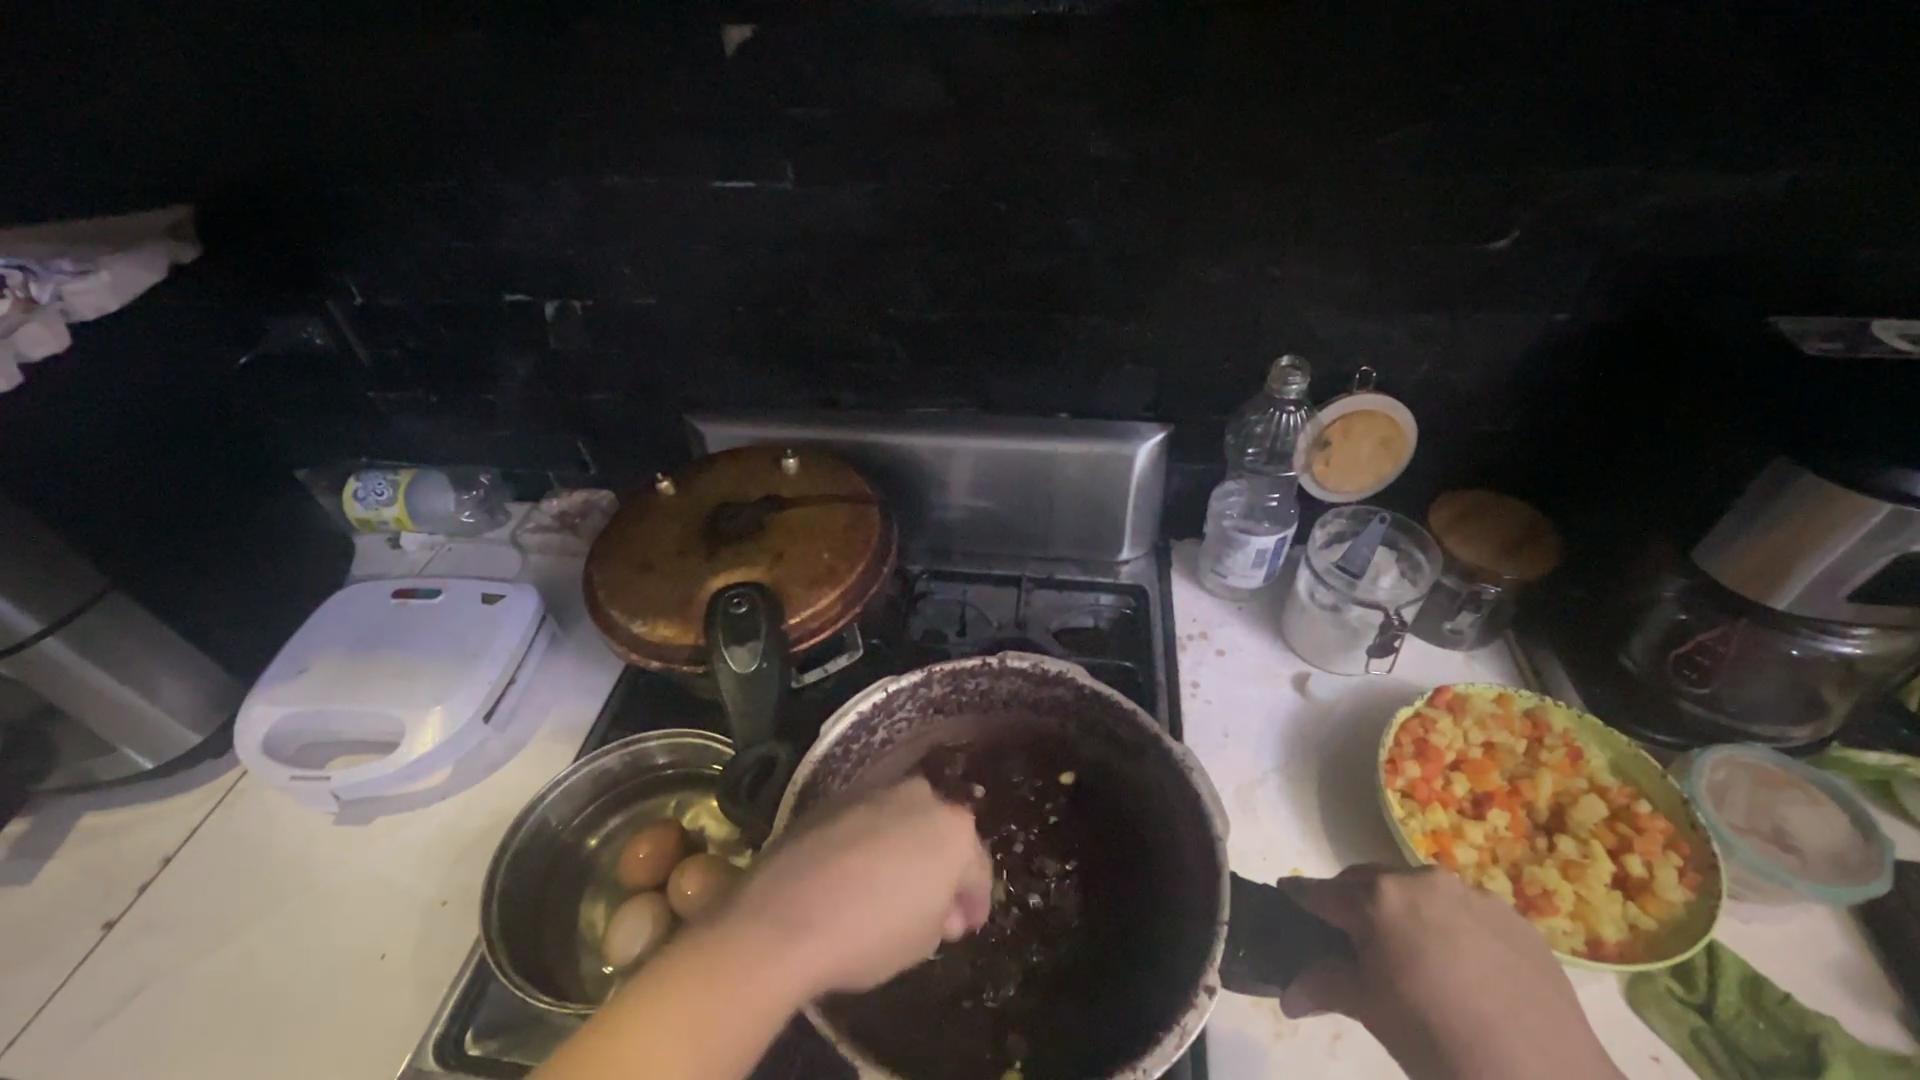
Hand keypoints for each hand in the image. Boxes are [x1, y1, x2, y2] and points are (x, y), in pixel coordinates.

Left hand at [716, 776, 993, 996]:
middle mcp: (918, 797)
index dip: (974, 901)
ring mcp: (871, 793)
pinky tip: (853, 877)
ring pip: (901, 822)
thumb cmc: (870, 933)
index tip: (965, 926)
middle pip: (940, 832)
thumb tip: (938, 906)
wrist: (780, 920)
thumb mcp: (924, 940)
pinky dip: (867, 845)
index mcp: (953, 828)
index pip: (978, 868)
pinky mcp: (829, 800)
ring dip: (903, 850)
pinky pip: (863, 824)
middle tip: (932, 907)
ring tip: (889, 890)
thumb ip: (942, 913)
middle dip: (940, 867)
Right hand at [1280, 865, 1624, 1079]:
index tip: (1286, 898)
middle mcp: (1421, 882)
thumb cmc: (1439, 1043)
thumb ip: (1325, 987)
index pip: (1321, 892)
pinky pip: (1464, 911)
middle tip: (1347, 940)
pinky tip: (1459, 970)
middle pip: (1369, 881)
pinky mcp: (1515, 919)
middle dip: (1352, 902)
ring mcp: (1473, 896)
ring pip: (1418, 892)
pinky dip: (1447, 927)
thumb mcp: (1371, 1013)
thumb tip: (1290, 995)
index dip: (1299, 897)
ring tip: (1409, 957)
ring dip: (1401, 912)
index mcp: (1377, 900)